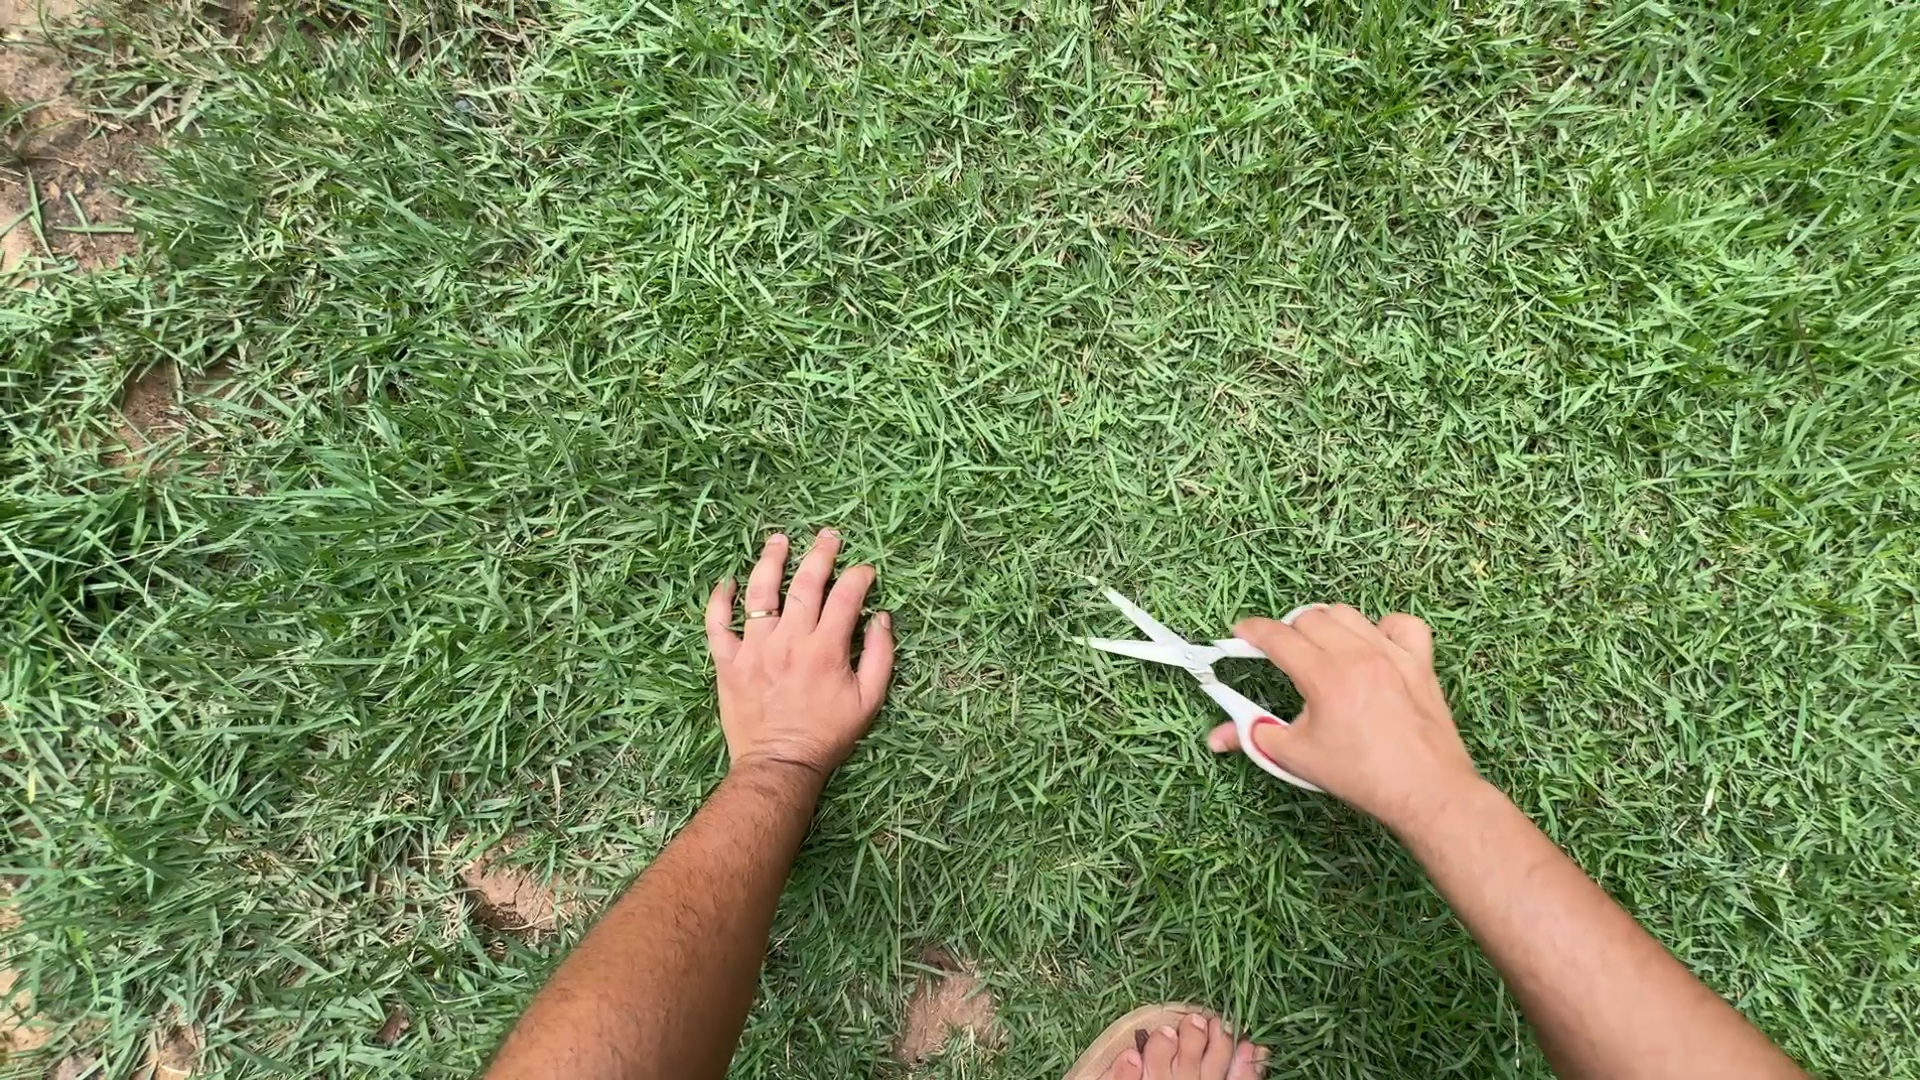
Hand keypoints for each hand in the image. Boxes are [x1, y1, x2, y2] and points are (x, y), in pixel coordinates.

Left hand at [704, 530, 894, 778]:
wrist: (780, 765)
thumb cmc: (829, 734)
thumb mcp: (870, 700)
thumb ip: (881, 655)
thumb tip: (881, 617)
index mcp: (825, 649)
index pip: (845, 597)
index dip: (859, 577)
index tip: (866, 571)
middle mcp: (789, 640)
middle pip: (804, 584)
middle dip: (820, 554)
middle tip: (829, 536)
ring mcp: (754, 648)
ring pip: (760, 593)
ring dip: (771, 561)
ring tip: (779, 540)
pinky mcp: (728, 661)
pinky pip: (717, 624)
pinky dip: (720, 600)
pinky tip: (727, 582)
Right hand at [1206, 605, 1480, 830]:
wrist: (1428, 793)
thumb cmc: (1361, 776)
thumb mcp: (1296, 756)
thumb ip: (1252, 736)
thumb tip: (1216, 738)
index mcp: (1325, 677)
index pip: (1276, 636)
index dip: (1250, 632)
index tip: (1239, 636)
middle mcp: (1358, 656)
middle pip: (1308, 618)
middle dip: (1286, 631)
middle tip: (1280, 653)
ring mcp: (1393, 655)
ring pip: (1347, 614)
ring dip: (1325, 625)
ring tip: (1318, 648)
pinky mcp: (1421, 663)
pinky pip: (1401, 625)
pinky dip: (1381, 628)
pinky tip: (1371, 647)